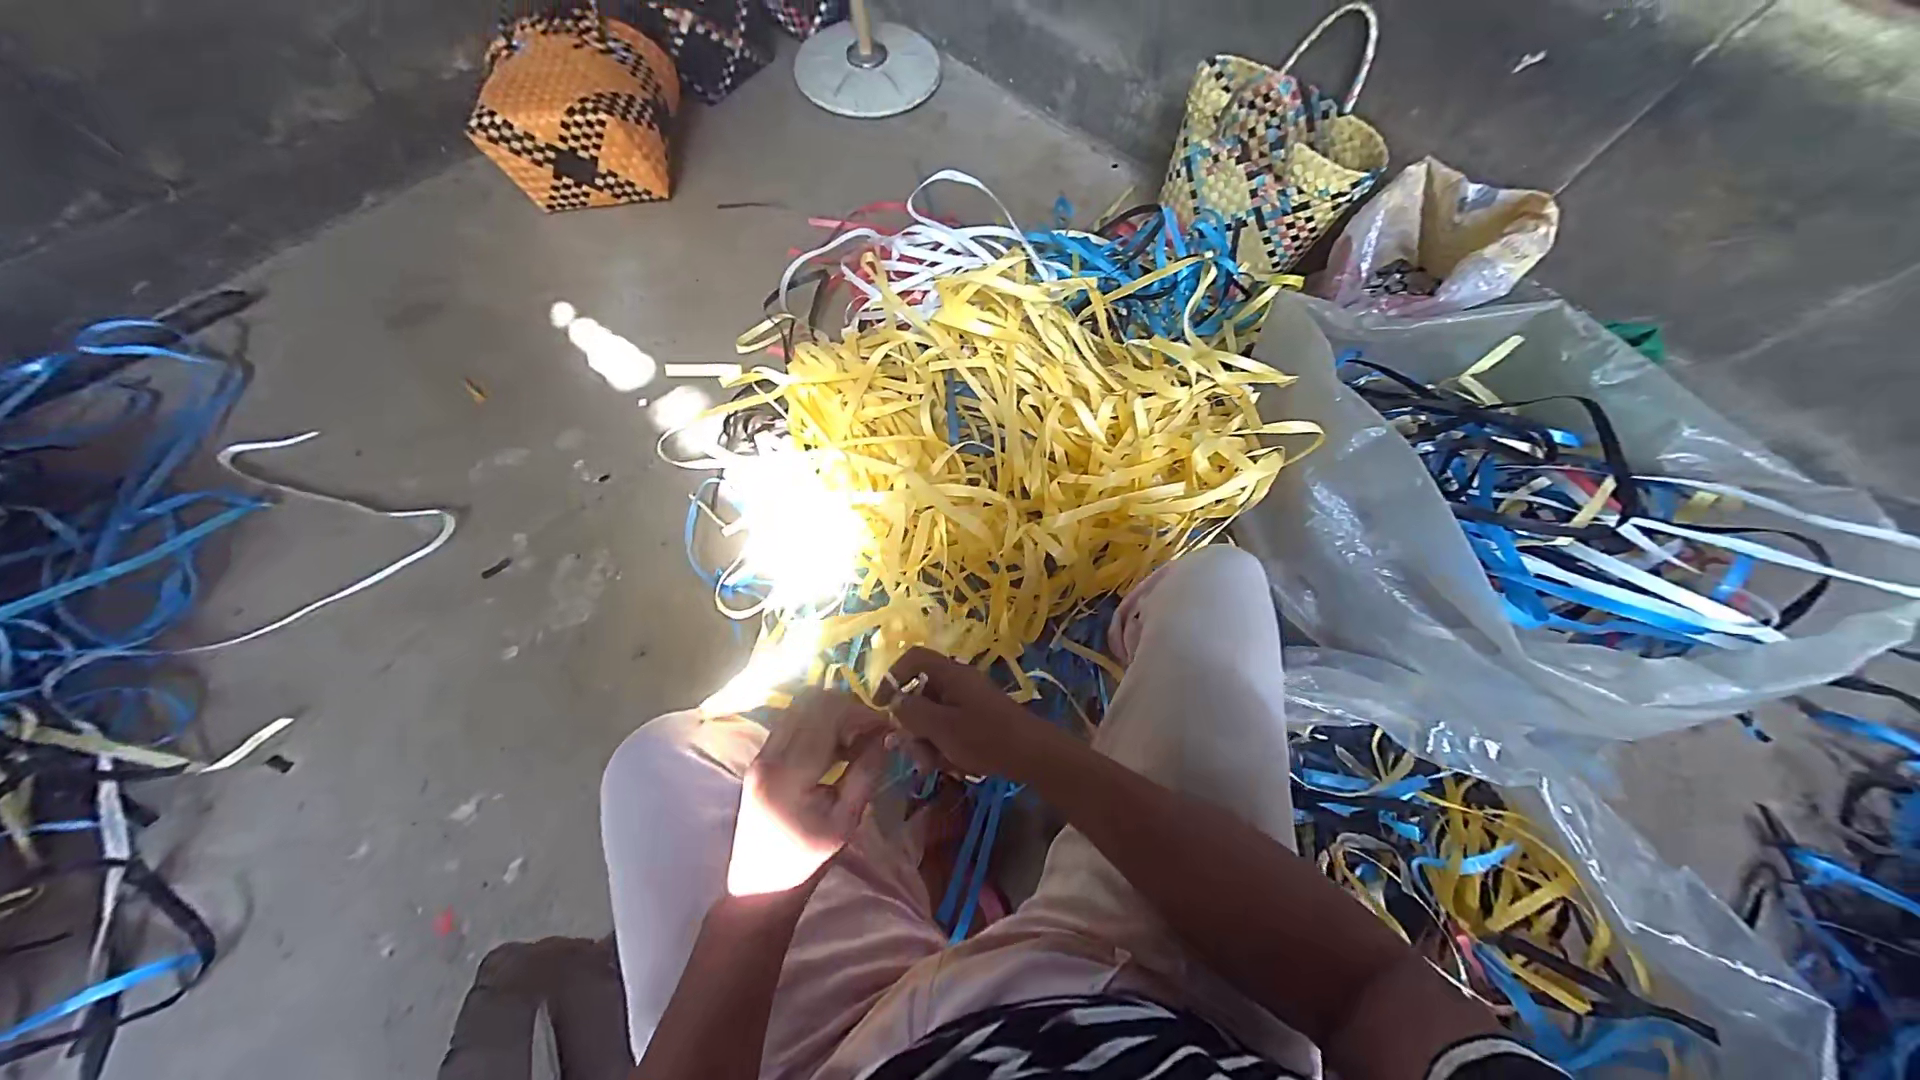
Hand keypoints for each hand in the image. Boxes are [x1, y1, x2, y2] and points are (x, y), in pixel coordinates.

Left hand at [727, 690, 890, 896]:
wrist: (760, 885)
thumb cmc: (808, 859)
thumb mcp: (846, 820)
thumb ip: (866, 773)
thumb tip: (888, 735)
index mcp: (790, 773)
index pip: (829, 716)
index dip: (863, 714)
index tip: (887, 729)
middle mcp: (770, 754)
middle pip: (813, 702)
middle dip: (850, 709)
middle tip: (874, 732)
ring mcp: (761, 753)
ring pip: (801, 706)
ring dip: (834, 713)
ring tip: (856, 739)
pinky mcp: (761, 756)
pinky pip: (793, 721)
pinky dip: (819, 722)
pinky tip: (836, 746)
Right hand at [881, 647, 1068, 782]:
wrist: (1033, 755)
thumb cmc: (984, 737)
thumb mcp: (940, 727)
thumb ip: (912, 712)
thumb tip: (895, 702)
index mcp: (950, 674)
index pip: (913, 658)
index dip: (892, 677)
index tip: (881, 706)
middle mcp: (959, 683)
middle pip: (921, 694)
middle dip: (913, 726)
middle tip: (914, 751)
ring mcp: (970, 702)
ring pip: (934, 717)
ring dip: (928, 742)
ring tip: (937, 764)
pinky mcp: (978, 721)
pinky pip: (951, 729)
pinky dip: (946, 746)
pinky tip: (955, 766)